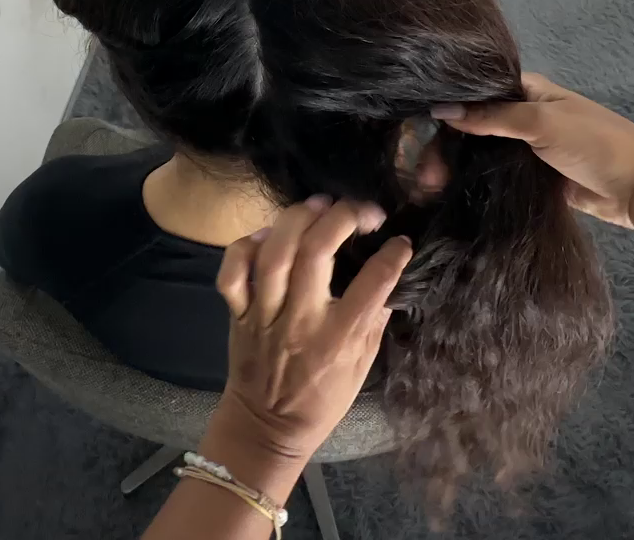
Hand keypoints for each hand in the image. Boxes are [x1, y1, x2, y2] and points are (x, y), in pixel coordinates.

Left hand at [213, 195, 412, 461]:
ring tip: (320, 205)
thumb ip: (374, 321)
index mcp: (337, 339)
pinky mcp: (238, 312)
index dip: (392, 255)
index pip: (372, 285)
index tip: (400, 241)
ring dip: (298, 219)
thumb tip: (391, 276)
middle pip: (316, 253)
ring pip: (275, 253)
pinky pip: (232, 273)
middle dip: (342, 218)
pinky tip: (267, 234)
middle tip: (359, 210)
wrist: (265, 429)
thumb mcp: (362, 366)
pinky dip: (245, 246)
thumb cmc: (322, 398)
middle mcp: (299, 321)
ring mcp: (264, 315)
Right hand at [430, 73, 633, 228]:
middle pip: (475, 124)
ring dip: (458, 166)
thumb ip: (493, 117)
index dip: (450, 105)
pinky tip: (452, 194)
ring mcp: (530, 148)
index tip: (419, 128)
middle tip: (424, 173)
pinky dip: (477, 182)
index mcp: (529, 91)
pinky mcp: (535, 178)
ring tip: (430, 187)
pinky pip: (499, 176)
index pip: (478, 91)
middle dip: (447, 145)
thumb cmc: (596, 144)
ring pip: (484, 152)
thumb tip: (442, 110)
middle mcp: (526, 115)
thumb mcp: (542, 122)